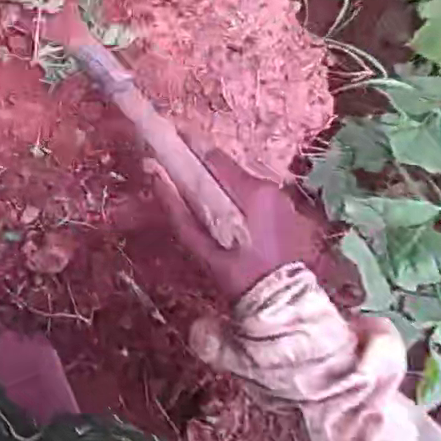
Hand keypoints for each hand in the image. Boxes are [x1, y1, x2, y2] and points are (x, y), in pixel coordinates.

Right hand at [149, 148, 322, 299]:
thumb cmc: (235, 273)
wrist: (282, 302)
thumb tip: (153, 173)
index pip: (214, 157)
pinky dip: (237, 198)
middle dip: (203, 170)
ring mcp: (282, 198)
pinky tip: (226, 216)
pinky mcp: (287, 210)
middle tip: (179, 176)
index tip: (171, 137)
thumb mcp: (198, 244)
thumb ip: (176, 207)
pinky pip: (255, 195)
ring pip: (241, 181)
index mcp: (250, 191)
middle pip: (227, 168)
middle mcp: (269, 187)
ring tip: (201, 201)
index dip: (190, 147)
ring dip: (220, 185)